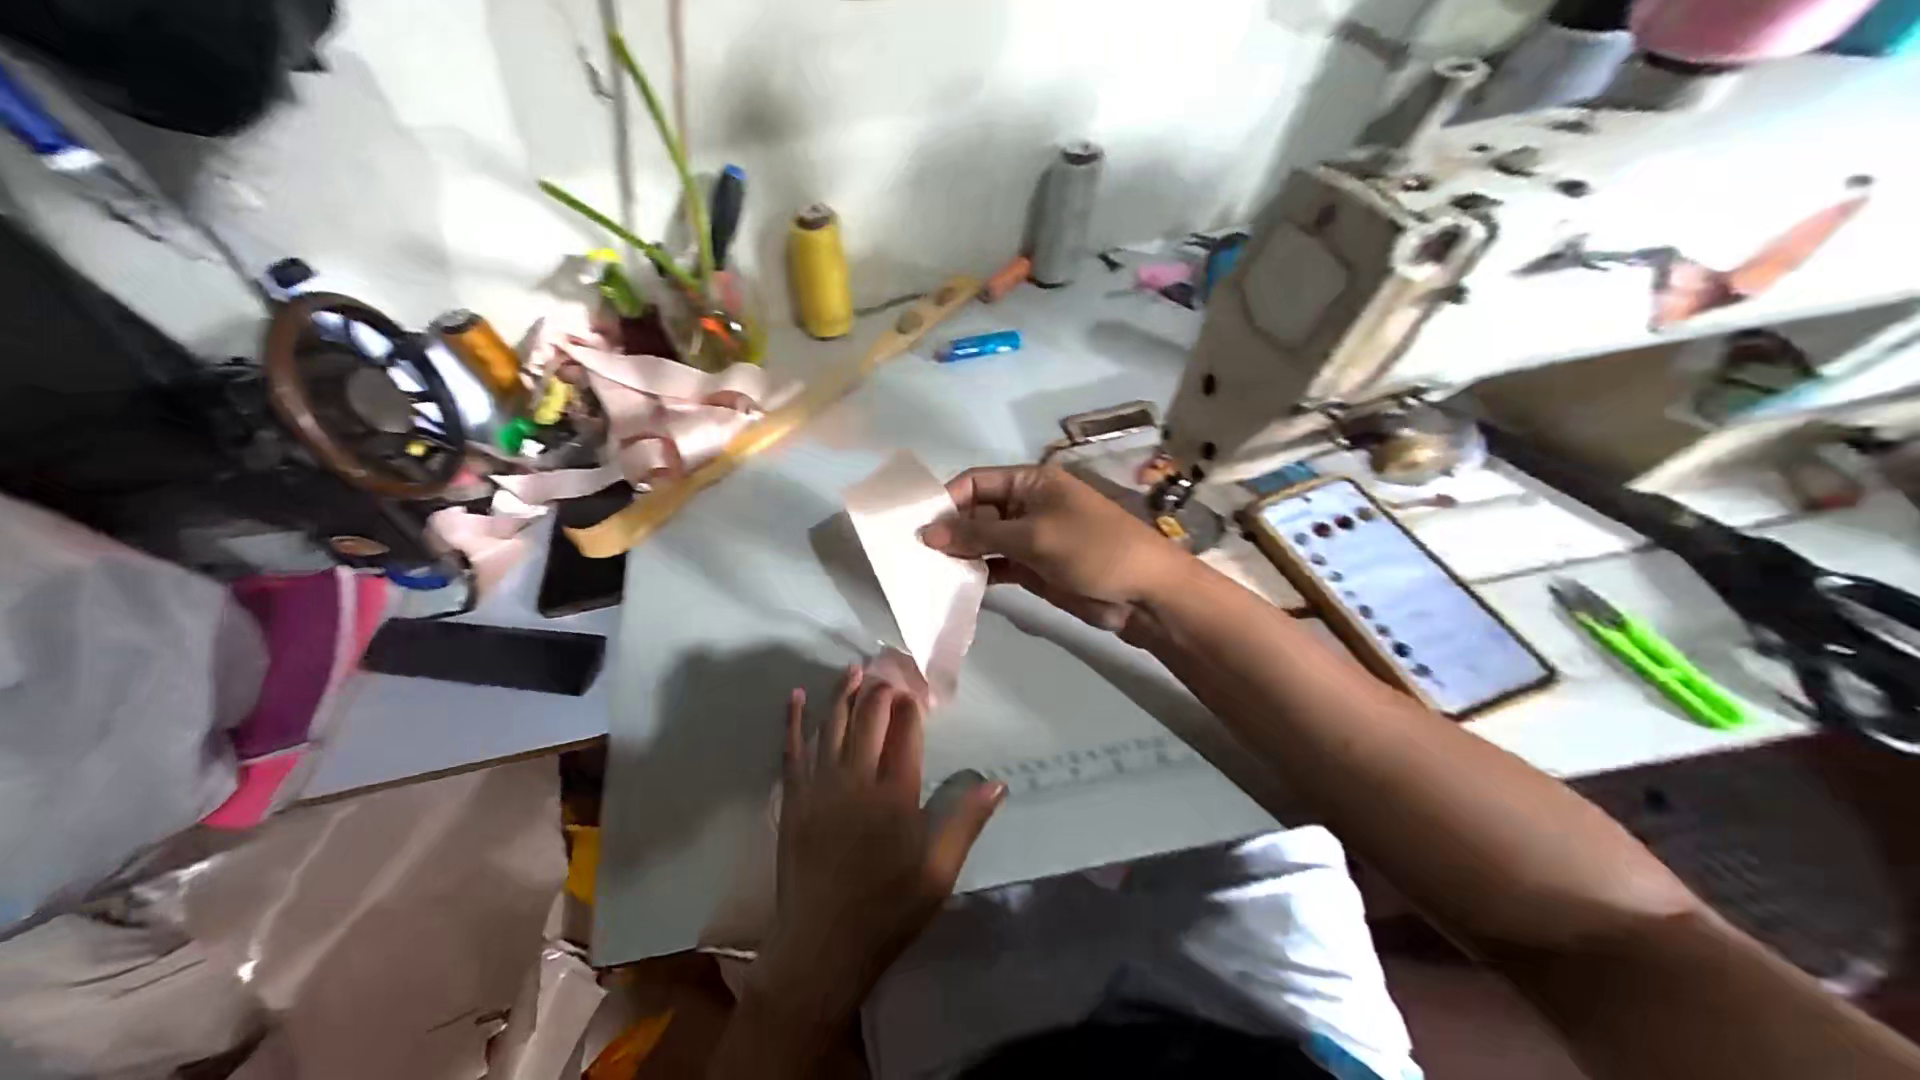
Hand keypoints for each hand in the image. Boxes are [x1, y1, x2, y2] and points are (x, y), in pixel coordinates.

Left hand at [755, 667, 1005, 1013]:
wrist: (821, 948)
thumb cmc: (888, 911)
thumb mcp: (939, 873)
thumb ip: (966, 822)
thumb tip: (997, 782)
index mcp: (895, 796)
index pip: (906, 733)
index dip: (911, 706)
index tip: (917, 690)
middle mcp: (855, 781)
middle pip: (869, 720)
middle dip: (880, 691)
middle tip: (889, 671)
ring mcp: (819, 787)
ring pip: (831, 726)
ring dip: (843, 694)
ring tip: (854, 669)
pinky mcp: (793, 800)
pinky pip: (792, 750)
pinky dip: (794, 720)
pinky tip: (797, 696)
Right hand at [919, 465, 1183, 635]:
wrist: (1143, 593)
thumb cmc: (1092, 549)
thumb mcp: (1033, 535)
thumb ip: (978, 533)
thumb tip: (927, 533)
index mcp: (1030, 482)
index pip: (976, 482)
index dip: (947, 500)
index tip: (918, 526)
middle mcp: (1026, 505)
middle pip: (976, 511)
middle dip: (949, 529)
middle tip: (914, 553)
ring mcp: (1029, 538)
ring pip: (983, 541)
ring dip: (960, 554)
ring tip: (927, 571)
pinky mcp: (1032, 568)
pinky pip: (996, 565)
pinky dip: (977, 573)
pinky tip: (955, 584)